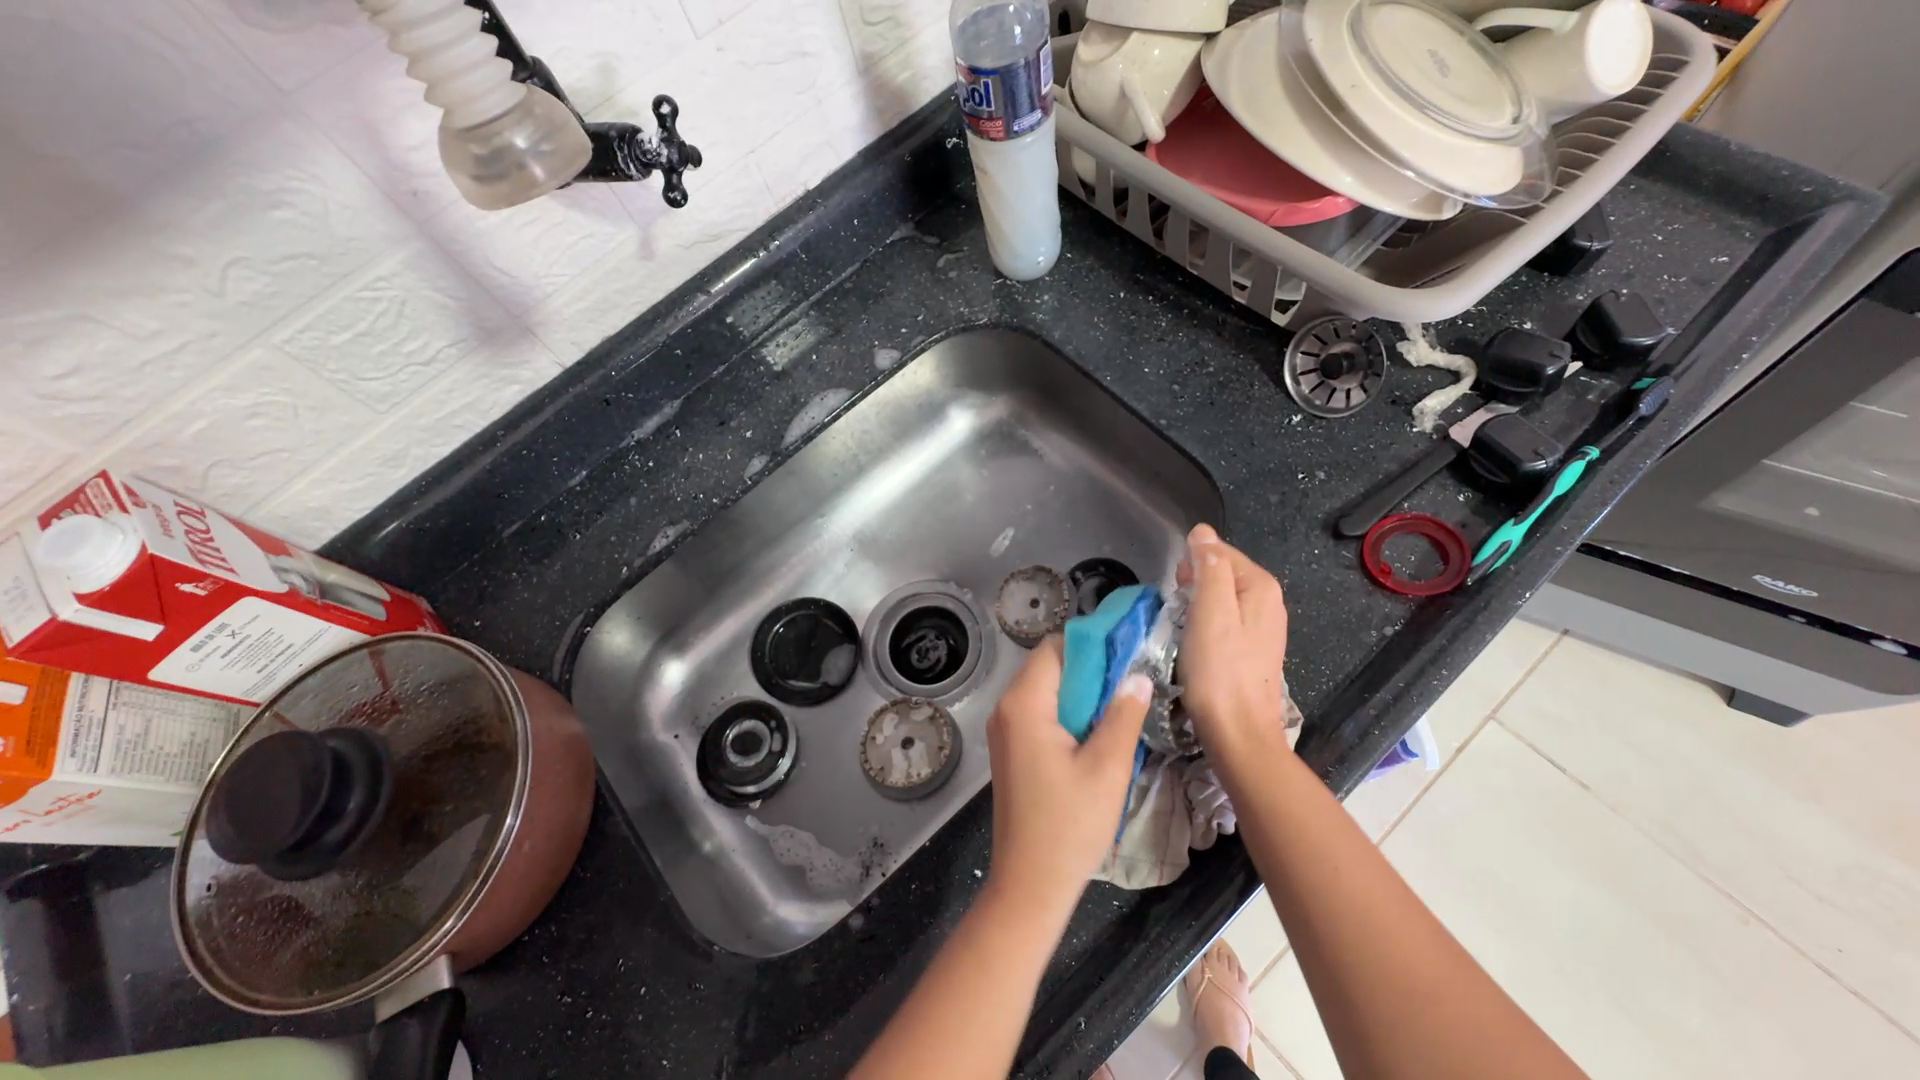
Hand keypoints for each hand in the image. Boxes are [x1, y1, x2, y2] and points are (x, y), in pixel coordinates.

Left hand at [984, 637, 1150, 914]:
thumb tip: (1138, 675)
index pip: (1056, 647)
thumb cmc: (1070, 825)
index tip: (1129, 656)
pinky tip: (1097, 737)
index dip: (1093, 646)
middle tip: (1132, 687)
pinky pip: (1041, 716)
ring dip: (1082, 696)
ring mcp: (1004, 732)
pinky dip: (1068, 716)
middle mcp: (1006, 710)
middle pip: (1050, 667)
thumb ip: (1123, 714)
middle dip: (1091, 671)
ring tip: (1120, 712)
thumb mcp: (1108, 767)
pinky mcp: (1011, 752)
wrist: (1030, 883)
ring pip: (1047, 692)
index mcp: (1024, 704)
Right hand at [1177, 523, 1289, 761]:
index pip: (1220, 551)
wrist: (1238, 732)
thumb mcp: (1209, 612)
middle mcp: (1269, 603)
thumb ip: (1209, 568)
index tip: (1174, 588)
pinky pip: (1224, 622)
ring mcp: (1263, 628)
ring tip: (1181, 625)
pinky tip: (1194, 643)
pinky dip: (1205, 625)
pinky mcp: (1251, 651)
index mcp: (1261, 587)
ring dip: (1197, 605)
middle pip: (1222, 573)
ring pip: (1221, 599)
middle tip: (1176, 607)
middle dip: (1194, 583)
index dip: (1192, 563)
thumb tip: (1202, 532)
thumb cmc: (1219, 671)